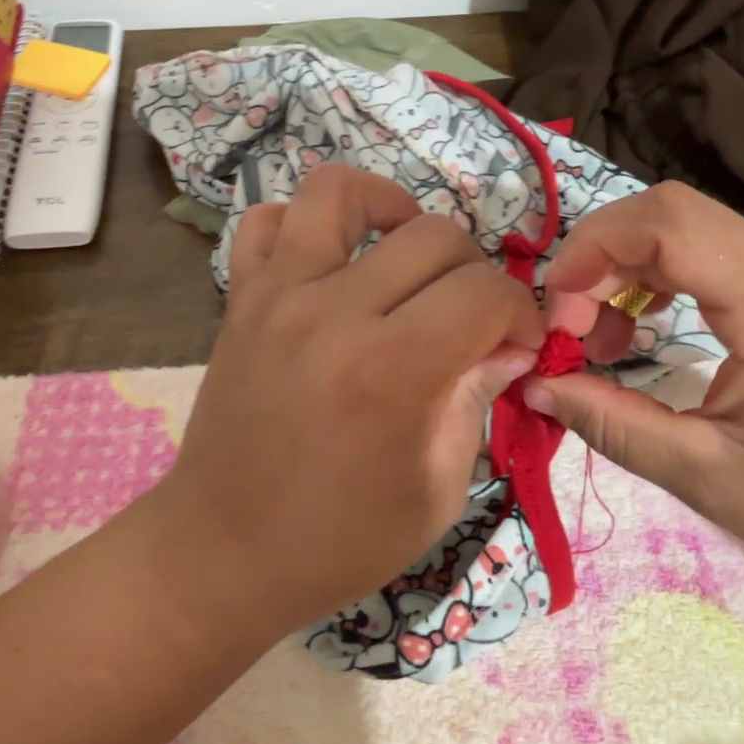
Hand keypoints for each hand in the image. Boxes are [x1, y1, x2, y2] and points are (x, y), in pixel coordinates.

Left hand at [156, 164, 544, 625]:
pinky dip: (299, 224)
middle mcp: (333, 312)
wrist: (223, 553)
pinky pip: (262, 221)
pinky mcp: (240, 298)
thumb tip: (509, 343)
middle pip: (433, 234)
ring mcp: (277, 295)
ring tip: (401, 248)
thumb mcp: (437, 489)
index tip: (518, 342)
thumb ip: (476, 399)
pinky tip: (328, 263)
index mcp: (391, 369)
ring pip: (337, 190)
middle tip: (468, 316)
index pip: (484, 292)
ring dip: (387, 206)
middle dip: (473, 269)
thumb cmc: (339, 539)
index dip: (520, 312)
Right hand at [531, 182, 743, 600]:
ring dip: (633, 268)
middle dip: (602, 260)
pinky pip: (724, 246)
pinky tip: (658, 321)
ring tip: (611, 338)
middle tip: (576, 333)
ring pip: (694, 225)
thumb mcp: (710, 477)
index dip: (592, 249)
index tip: (560, 316)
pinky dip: (671, 273)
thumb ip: (612, 423)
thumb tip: (536, 384)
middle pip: (672, 212)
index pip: (667, 220)